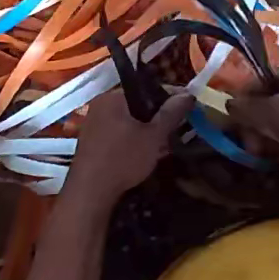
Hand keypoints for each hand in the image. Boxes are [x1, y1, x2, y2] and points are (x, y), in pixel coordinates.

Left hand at [64, 91, 193, 201]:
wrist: (90, 191)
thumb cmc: (123, 158)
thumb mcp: (153, 136)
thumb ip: (171, 114)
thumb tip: (188, 94)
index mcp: (113, 97)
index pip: (145, 89)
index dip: (169, 97)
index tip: (187, 107)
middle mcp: (100, 105)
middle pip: (136, 104)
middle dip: (157, 117)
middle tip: (176, 129)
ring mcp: (93, 123)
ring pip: (127, 120)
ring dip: (146, 130)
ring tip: (164, 144)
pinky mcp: (91, 141)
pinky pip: (117, 132)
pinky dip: (132, 139)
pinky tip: (145, 153)